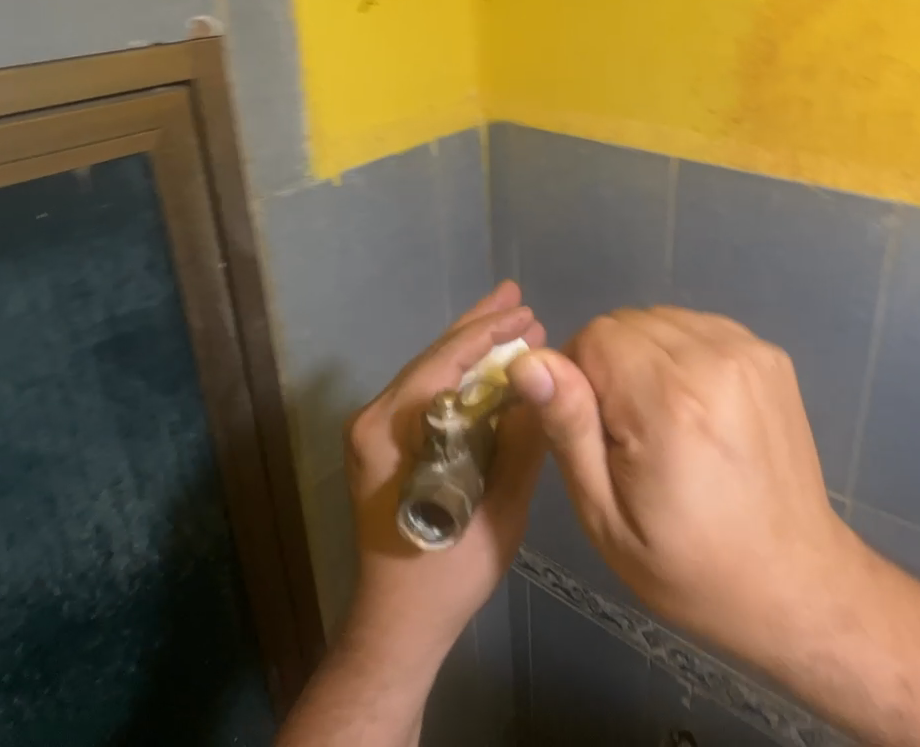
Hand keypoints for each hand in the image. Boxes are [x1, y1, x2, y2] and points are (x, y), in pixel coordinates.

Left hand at [338, 281, 547, 669]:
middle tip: (517, 298)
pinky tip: (489, 367)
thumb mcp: (497, 507)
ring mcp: (373, 433)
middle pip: (432, 359)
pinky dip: (459, 376)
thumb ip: (521, 443)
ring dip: (470, 348)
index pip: (443, 361)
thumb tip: (546, 383)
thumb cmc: (447, 571)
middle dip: (478, 327)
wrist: (399, 622)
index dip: (488, 333)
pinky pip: (425, 396)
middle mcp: (373, 421)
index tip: (527, 312)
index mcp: (390, 431)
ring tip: (511, 320)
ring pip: (428, 374)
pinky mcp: (382, 446)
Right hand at [507, 307, 861, 662]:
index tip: (592, 430)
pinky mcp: (772, 356)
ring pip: (663, 321)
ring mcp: (750, 352)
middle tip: (626, 434)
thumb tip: (528, 362)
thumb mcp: (605, 515)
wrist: (792, 580)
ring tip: (662, 421)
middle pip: (627, 323)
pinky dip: (683, 354)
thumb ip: (568, 427)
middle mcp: (713, 359)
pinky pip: (701, 328)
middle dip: (610, 366)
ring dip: (646, 356)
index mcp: (667, 401)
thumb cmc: (687, 564)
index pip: (594, 335)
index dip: (577, 376)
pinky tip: (694, 406)